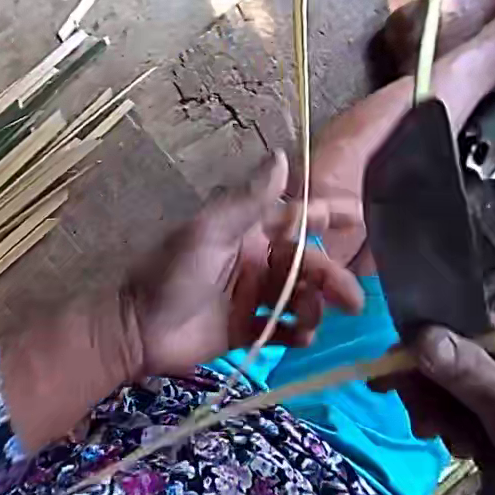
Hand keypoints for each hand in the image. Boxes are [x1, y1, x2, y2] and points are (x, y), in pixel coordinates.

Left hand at [120, 153, 364, 376]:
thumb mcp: (210, 231)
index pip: (294, 218)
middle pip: (305, 265)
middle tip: (353, 301)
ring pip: (299, 298)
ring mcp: (252, 296)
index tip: (357, 216)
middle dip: (330, 279)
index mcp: (248, 232)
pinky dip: (295, 333)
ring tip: (310, 324)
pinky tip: (300, 339)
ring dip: (313, 309)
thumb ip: (249, 200)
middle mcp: (256, 260)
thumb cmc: (172, 274)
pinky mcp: (246, 328)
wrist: (136, 330)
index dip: (325, 215)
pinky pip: (281, 329)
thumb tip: (282, 155)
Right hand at [401, 312, 494, 494]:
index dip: (416, 356)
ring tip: (460, 447)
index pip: (452, 327)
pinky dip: (469, 420)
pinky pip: (482, 397)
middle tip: (430, 431)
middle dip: (434, 393)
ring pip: (464, 380)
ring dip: (450, 413)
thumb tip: (419, 336)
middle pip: (454, 354)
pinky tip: (473, 446)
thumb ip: (472, 375)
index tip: (386, 389)